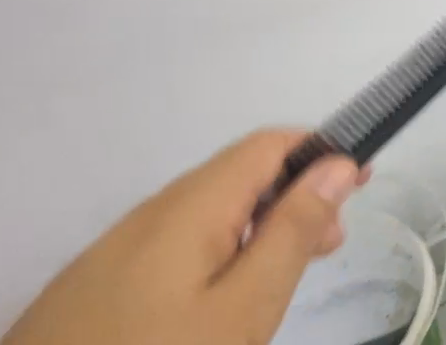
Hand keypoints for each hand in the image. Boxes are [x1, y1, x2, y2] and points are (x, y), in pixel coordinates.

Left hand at [4, 130, 367, 344]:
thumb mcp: (249, 301)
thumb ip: (296, 226)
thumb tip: (337, 164)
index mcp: (187, 208)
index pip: (268, 144)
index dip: (322, 150)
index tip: (359, 184)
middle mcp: (145, 216)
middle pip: (237, 175)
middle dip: (294, 193)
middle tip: (329, 243)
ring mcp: (107, 255)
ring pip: (204, 212)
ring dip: (257, 224)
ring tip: (282, 273)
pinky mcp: (86, 291)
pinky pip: (168, 245)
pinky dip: (215, 251)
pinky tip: (221, 297)